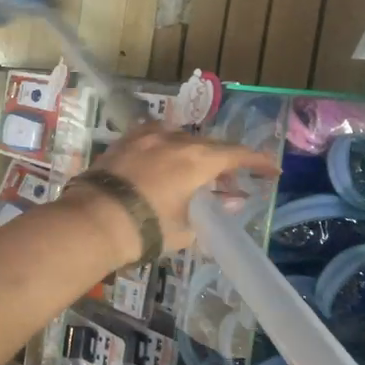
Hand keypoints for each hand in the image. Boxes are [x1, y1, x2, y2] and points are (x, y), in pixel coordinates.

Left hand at [73, 128, 279, 253]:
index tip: (271, 171)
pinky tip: (160, 161)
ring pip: (177, 137)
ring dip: (190, 151)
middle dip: (221, 161)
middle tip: (226, 182)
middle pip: (207, 145)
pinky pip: (149, 137)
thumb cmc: (147, 228)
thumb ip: (212, 212)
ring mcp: (143, 138)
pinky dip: (163, 146)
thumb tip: (232, 200)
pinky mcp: (120, 143)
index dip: (258, 162)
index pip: (237, 154)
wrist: (93, 220)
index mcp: (197, 158)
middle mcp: (172, 140)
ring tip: (192, 172)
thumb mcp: (187, 228)